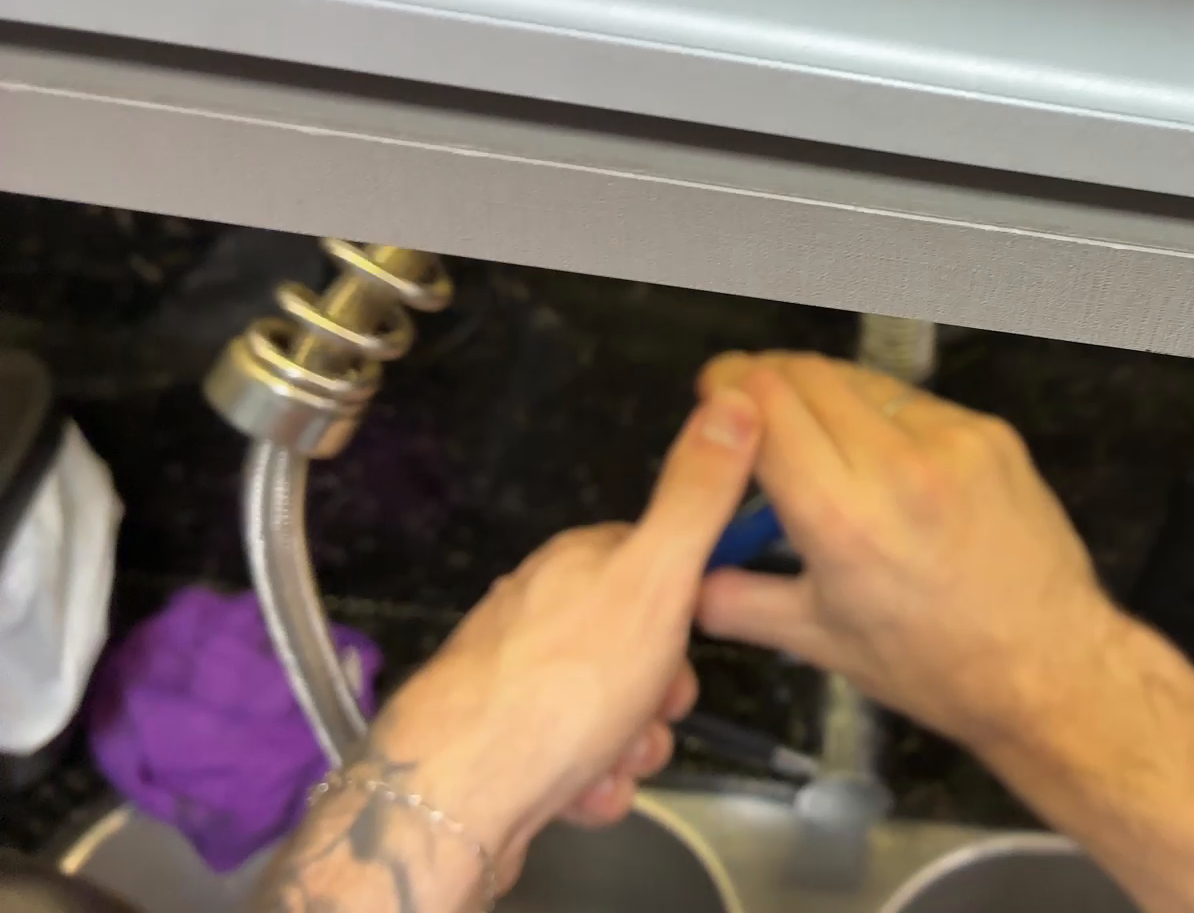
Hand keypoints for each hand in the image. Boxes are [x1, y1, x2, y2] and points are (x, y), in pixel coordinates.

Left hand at [362, 388, 760, 884]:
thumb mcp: (658, 575)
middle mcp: (541, 608)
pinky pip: (567, 746)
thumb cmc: (571, 676)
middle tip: (657, 711)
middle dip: (662, 686)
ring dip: (632, 737)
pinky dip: (588, 771)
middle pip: (637, 638)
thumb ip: (699, 496)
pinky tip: (584, 786)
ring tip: (618, 759)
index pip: (656, 561)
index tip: (693, 639)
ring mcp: (511, 674)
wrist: (454, 798)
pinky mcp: (493, 737)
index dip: (687, 605)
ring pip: (608, 698)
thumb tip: (733, 401)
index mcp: (580, 561)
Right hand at [694, 352, 1124, 748]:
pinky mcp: (991, 433)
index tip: (717, 386)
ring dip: (825, 389)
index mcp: (840, 517)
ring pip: (862, 379)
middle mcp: (895, 464)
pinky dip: (884, 413)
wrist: (1049, 662)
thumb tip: (690, 579)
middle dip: (768, 374)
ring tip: (815, 423)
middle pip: (808, 374)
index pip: (764, 406)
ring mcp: (952, 440)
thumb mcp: (825, 643)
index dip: (728, 384)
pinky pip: (916, 402)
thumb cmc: (934, 664)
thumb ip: (740, 602)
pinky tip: (884, 448)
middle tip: (752, 395)